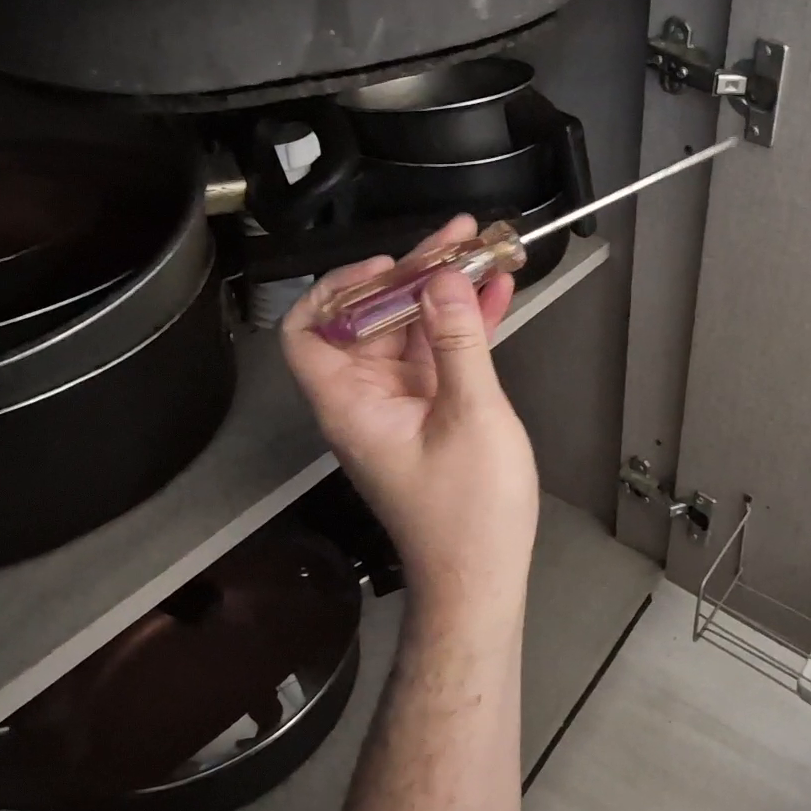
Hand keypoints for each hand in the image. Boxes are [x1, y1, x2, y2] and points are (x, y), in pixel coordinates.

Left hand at [282, 216, 538, 595]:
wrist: (483, 572)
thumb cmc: (469, 508)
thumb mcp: (470, 415)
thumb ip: (456, 343)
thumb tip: (441, 280)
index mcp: (353, 403)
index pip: (312, 332)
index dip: (340, 290)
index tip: (389, 264)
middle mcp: (370, 399)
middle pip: (375, 321)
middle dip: (416, 276)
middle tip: (459, 238)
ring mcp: (405, 405)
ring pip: (417, 333)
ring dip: (448, 295)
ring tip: (485, 254)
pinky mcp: (437, 412)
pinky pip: (445, 356)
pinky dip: (468, 327)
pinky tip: (498, 297)